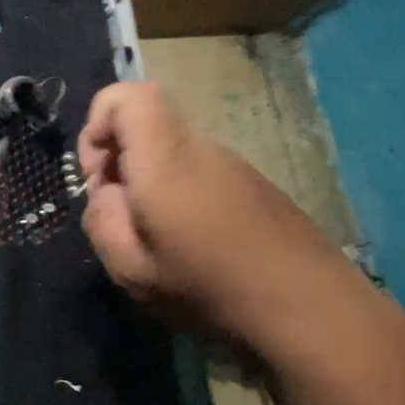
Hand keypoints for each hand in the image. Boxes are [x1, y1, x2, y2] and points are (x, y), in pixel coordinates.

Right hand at [77, 82, 365, 352]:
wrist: (308, 308)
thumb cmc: (208, 286)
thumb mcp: (129, 267)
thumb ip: (101, 219)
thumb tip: (106, 193)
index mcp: (165, 159)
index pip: (126, 96)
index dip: (97, 124)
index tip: (96, 175)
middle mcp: (199, 147)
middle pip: (146, 122)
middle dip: (119, 160)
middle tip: (119, 215)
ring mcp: (231, 164)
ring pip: (170, 149)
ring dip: (147, 181)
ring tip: (152, 238)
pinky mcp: (252, 185)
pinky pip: (197, 170)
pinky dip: (176, 194)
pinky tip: (188, 244)